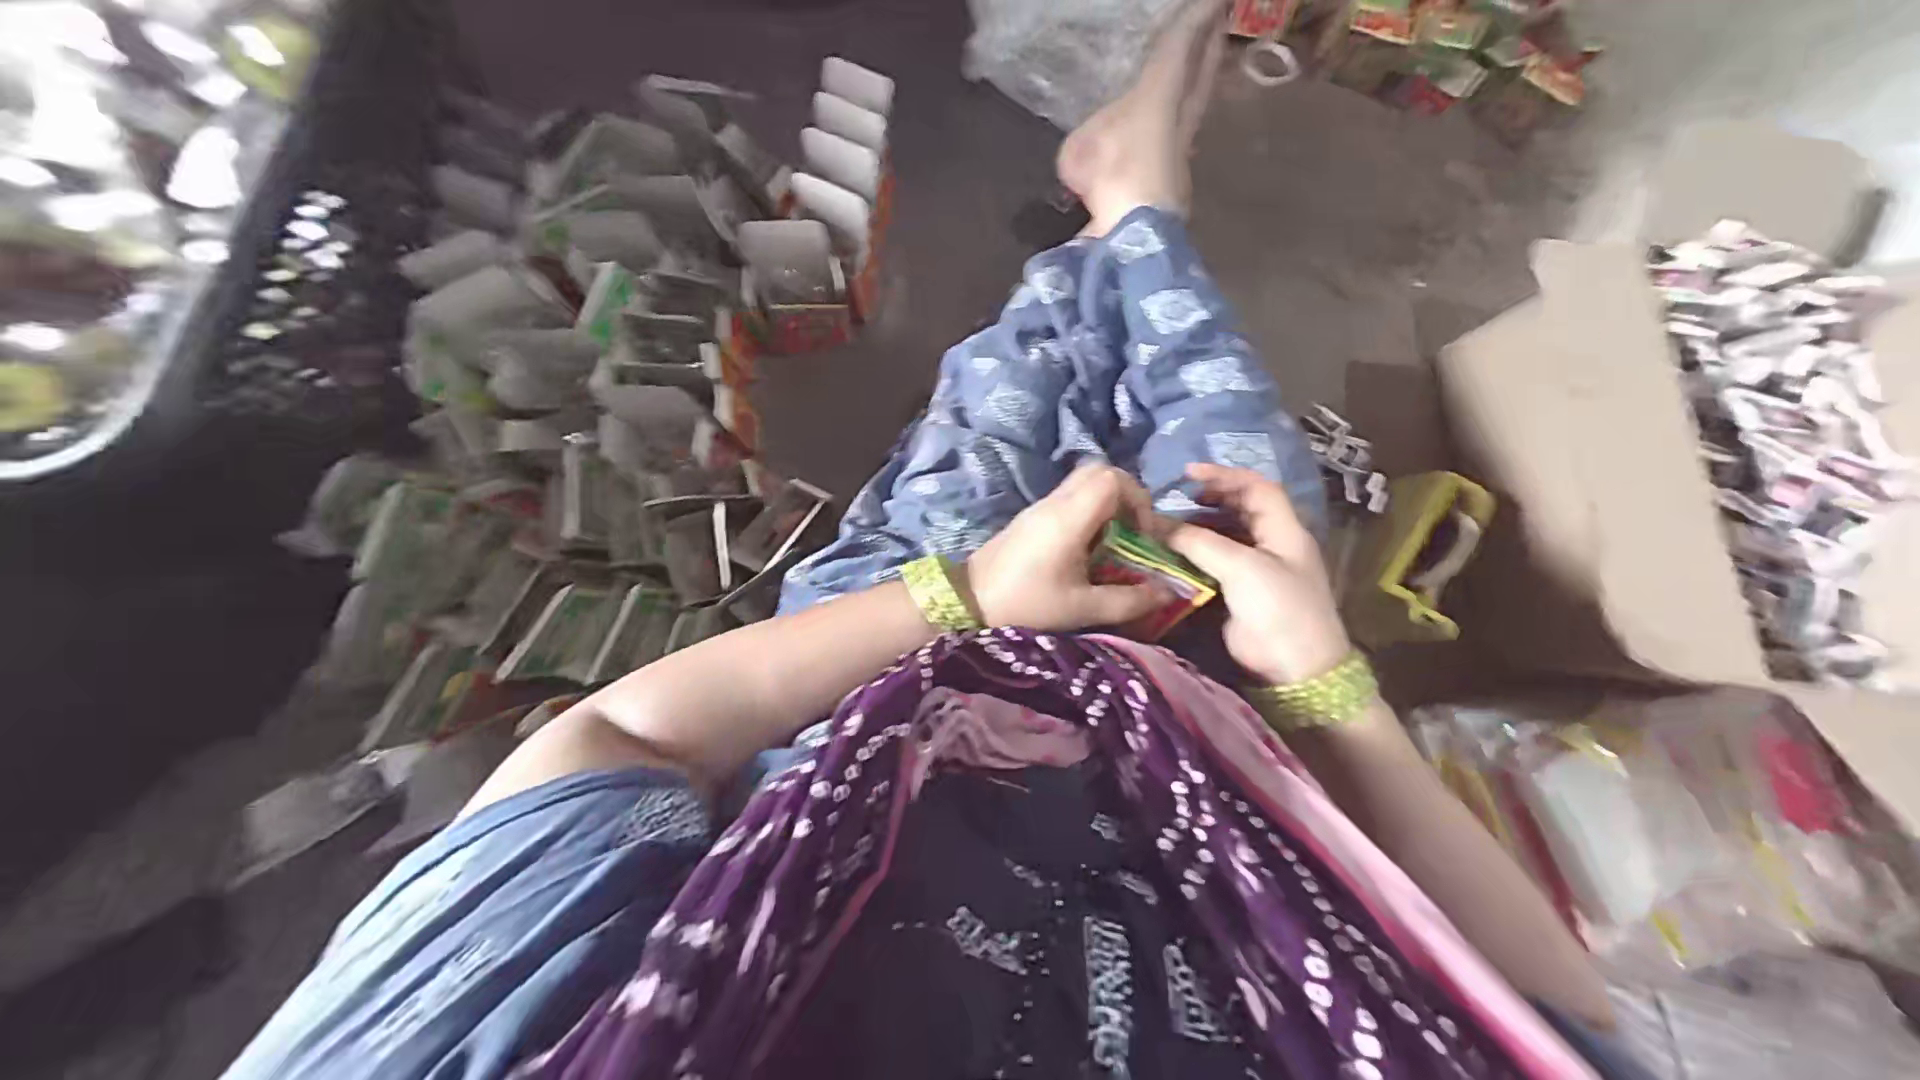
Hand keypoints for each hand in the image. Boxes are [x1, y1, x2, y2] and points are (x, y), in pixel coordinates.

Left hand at [965, 464, 1168, 630]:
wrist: (968, 602)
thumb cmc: (1025, 604)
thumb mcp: (1082, 608)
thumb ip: (1129, 600)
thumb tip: (1168, 593)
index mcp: (1068, 517)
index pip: (1112, 478)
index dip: (1138, 498)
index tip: (1142, 532)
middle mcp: (1054, 503)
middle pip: (1099, 471)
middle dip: (1126, 495)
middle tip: (1133, 531)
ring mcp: (1039, 507)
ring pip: (1082, 483)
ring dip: (1107, 504)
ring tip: (1114, 542)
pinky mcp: (1030, 518)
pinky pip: (1068, 499)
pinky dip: (1088, 512)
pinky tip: (1088, 548)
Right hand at [1162, 463, 1352, 684]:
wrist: (1294, 667)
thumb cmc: (1278, 608)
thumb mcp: (1240, 567)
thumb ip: (1199, 542)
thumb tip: (1158, 524)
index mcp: (1285, 530)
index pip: (1257, 487)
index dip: (1224, 474)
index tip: (1188, 474)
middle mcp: (1272, 544)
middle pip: (1242, 508)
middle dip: (1211, 498)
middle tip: (1178, 497)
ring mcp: (1258, 569)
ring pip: (1227, 534)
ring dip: (1199, 526)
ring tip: (1169, 523)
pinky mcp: (1241, 592)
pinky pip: (1216, 562)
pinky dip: (1195, 553)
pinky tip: (1174, 553)